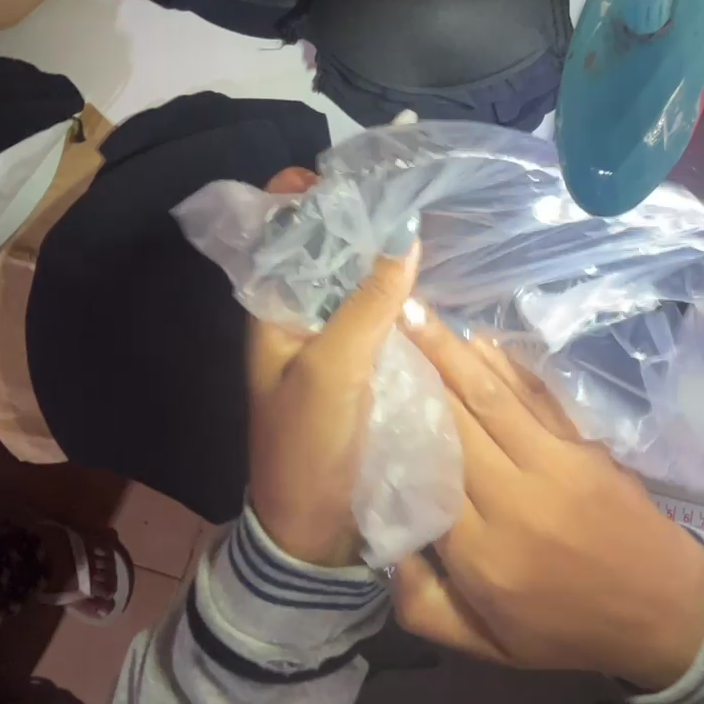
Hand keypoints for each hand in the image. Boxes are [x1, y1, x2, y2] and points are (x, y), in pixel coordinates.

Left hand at [245, 168, 419, 566]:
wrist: (314, 531)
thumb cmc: (308, 446)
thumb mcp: (334, 370)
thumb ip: (368, 302)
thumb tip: (407, 234)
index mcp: (270, 309)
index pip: (278, 231)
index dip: (306, 195)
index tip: (357, 172)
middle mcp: (297, 313)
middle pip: (323, 248)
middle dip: (358, 215)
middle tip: (409, 184)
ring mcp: (331, 337)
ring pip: (356, 276)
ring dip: (383, 249)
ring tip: (428, 213)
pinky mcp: (362, 360)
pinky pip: (379, 308)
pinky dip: (400, 286)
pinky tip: (433, 271)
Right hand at [388, 314, 703, 690]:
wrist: (661, 609)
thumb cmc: (566, 628)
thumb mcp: (487, 646)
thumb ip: (423, 606)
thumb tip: (385, 546)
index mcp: (482, 554)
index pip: (427, 475)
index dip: (398, 425)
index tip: (368, 385)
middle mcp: (514, 500)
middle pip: (457, 422)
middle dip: (419, 368)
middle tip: (383, 324)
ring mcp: (555, 464)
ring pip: (492, 397)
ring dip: (452, 351)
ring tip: (418, 313)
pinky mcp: (582, 445)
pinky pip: (536, 396)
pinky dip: (505, 364)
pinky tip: (477, 341)